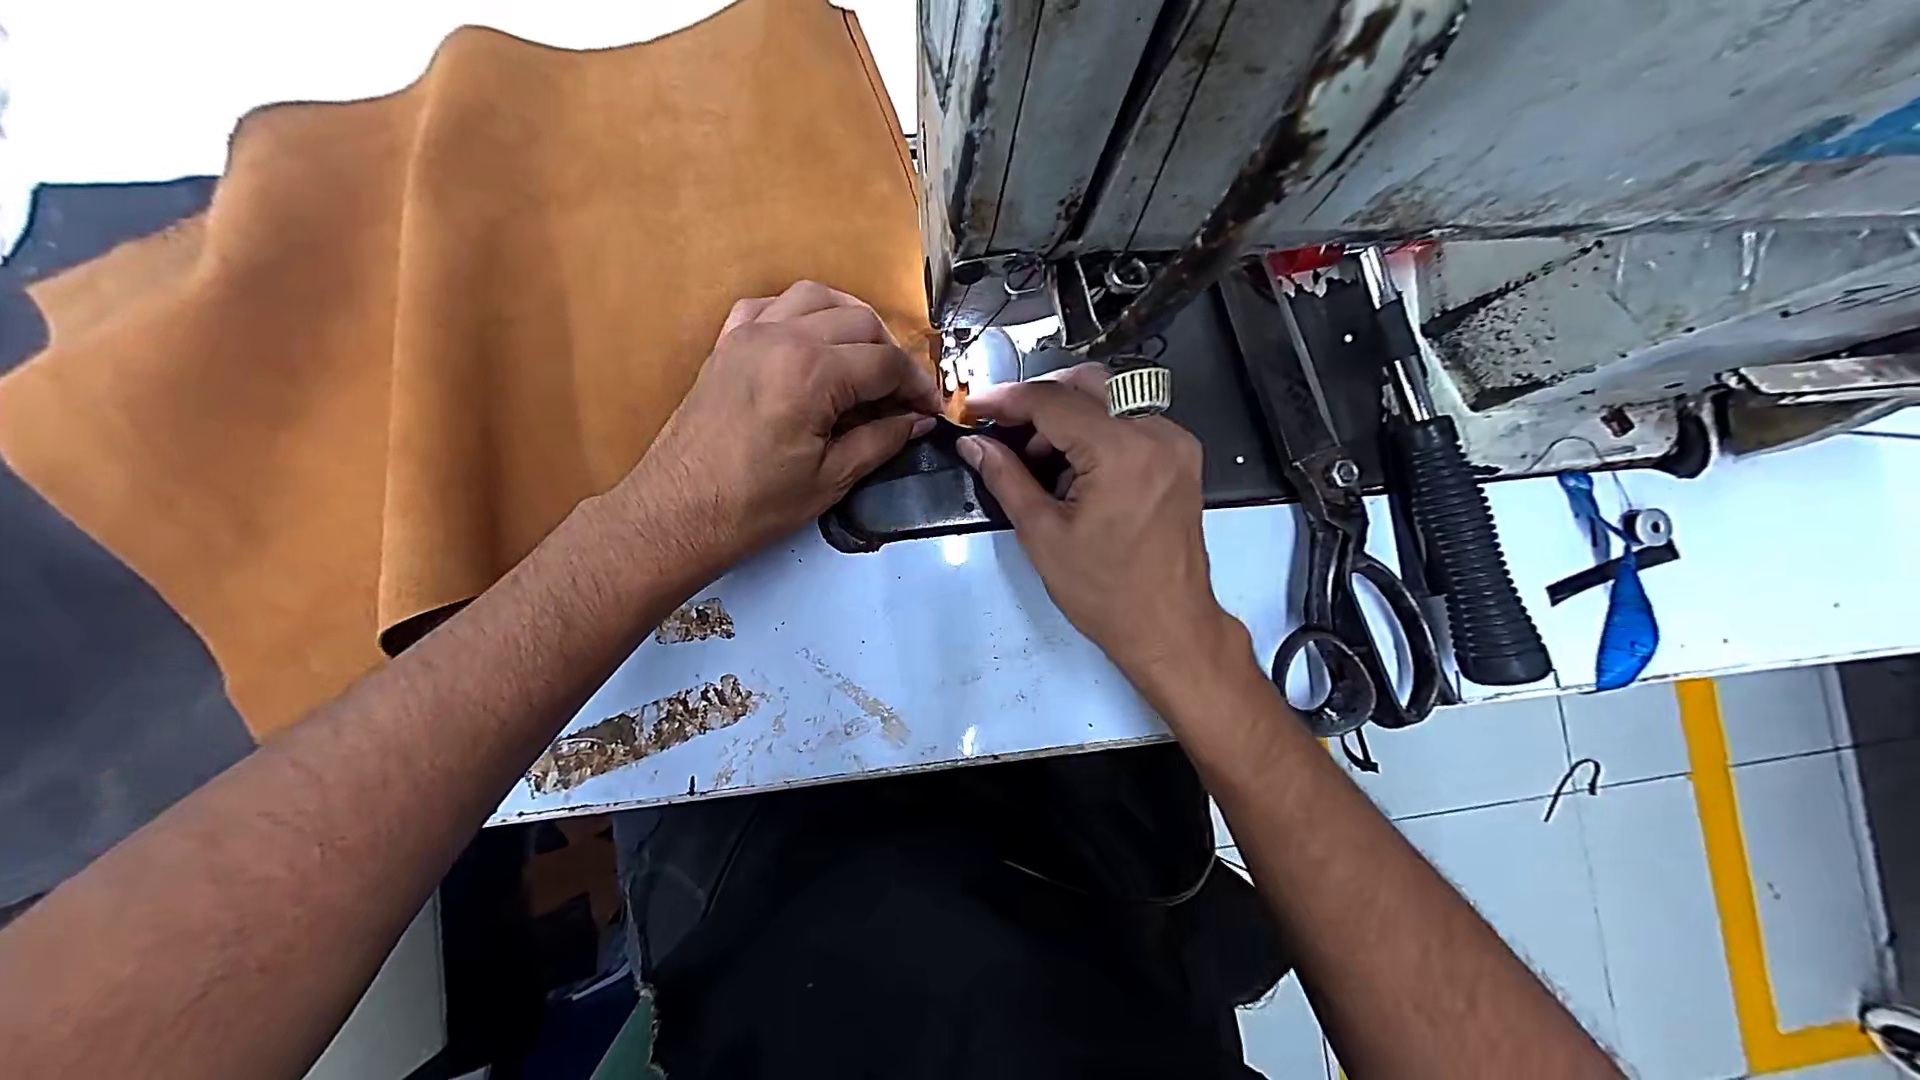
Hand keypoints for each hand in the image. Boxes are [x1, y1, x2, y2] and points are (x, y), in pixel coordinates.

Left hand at [614, 281, 940, 576]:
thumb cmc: (751, 506)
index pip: (886, 362)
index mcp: (812, 373)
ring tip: (866, 362)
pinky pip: (772, 305)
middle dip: (891, 356)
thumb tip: (915, 422)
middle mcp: (782, 338)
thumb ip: (882, 440)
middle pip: (861, 322)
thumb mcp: (832, 479)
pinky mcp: (728, 344)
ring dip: (853, 323)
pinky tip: (813, 343)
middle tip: (901, 398)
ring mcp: (749, 335)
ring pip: (819, 298)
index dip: (918, 386)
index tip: (929, 409)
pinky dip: (803, 315)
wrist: (677, 512)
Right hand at [960, 363, 1244, 685]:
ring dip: (1068, 415)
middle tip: (1004, 428)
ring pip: (1110, 398)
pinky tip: (1075, 468)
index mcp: (1121, 453)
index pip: (1053, 401)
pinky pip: (1131, 420)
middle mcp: (1156, 435)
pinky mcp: (1181, 457)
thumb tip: (975, 445)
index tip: (976, 408)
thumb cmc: (1106, 592)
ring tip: (1040, 460)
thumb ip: (1005, 477)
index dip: (1006, 399)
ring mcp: (1175, 443)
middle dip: (1039, 400)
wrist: (1168, 625)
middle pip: (1086, 384)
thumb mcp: (1042, 534)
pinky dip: (1097, 430)